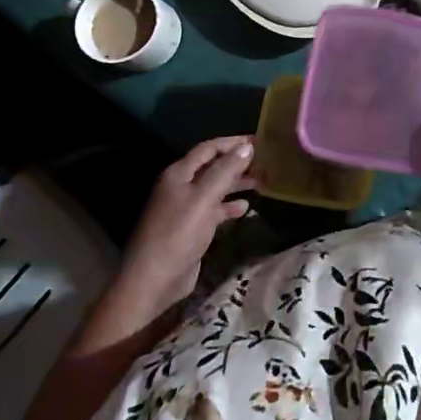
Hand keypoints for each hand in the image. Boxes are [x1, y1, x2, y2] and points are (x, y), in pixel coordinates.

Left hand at [86, 136, 254, 346]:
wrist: (155, 278)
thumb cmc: (178, 233)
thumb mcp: (203, 198)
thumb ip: (225, 171)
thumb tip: (246, 146)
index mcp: (179, 173)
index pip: (209, 148)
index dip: (232, 143)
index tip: (259, 140)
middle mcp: (181, 186)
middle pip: (212, 167)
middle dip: (237, 163)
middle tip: (265, 161)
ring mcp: (186, 208)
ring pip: (215, 188)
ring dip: (236, 184)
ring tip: (262, 181)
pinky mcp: (192, 228)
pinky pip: (214, 210)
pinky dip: (229, 207)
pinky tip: (245, 208)